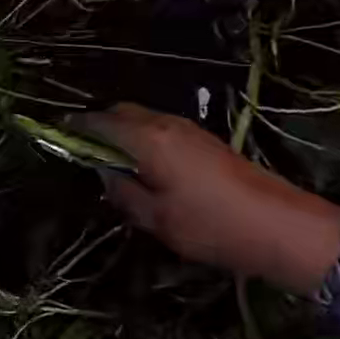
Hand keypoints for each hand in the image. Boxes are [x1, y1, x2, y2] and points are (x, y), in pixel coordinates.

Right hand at [73, 103, 339, 293]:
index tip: (57, 133)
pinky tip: (145, 166)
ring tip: (112, 163)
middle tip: (85, 152)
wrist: (282, 227)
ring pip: (142, 118)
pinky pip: (160, 128)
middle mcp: (165, 124)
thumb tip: (104, 175)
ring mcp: (188, 129)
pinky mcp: (205, 140)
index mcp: (147, 139)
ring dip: (122, 132)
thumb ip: (122, 192)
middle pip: (121, 112)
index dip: (75, 126)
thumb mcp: (155, 219)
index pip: (99, 122)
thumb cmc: (212, 225)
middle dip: (98, 125)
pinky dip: (142, 138)